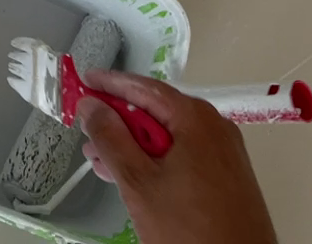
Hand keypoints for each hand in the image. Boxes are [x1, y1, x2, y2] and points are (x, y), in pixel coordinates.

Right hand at [78, 70, 277, 243]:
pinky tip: (133, 178)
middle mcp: (213, 127)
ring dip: (133, 146)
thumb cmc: (190, 231)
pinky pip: (183, 156)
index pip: (143, 87)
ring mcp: (224, 153)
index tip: (84, 81)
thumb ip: (110, 137)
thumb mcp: (138, 182)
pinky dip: (156, 161)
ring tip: (102, 161)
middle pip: (156, 112)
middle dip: (119, 123)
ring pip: (168, 137)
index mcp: (194, 118)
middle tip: (87, 133)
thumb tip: (91, 105)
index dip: (110, 84)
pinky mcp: (227, 178)